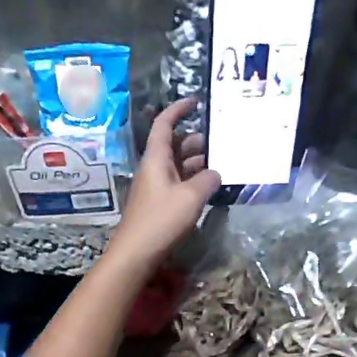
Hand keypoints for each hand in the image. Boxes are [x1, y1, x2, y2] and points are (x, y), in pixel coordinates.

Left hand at [107, 99, 220, 266]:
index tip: (195, 102)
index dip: (178, 110)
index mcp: (156, 158)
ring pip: (177, 166)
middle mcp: (153, 169)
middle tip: (221, 144)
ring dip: (197, 163)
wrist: (135, 254)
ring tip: (222, 166)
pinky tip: (209, 189)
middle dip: (197, 141)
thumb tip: (214, 173)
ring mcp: (154, 188)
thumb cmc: (160, 220)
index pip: (164, 124)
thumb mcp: (191, 197)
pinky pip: (177, 185)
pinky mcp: (157, 206)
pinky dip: (192, 182)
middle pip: (174, 146)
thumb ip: (208, 179)